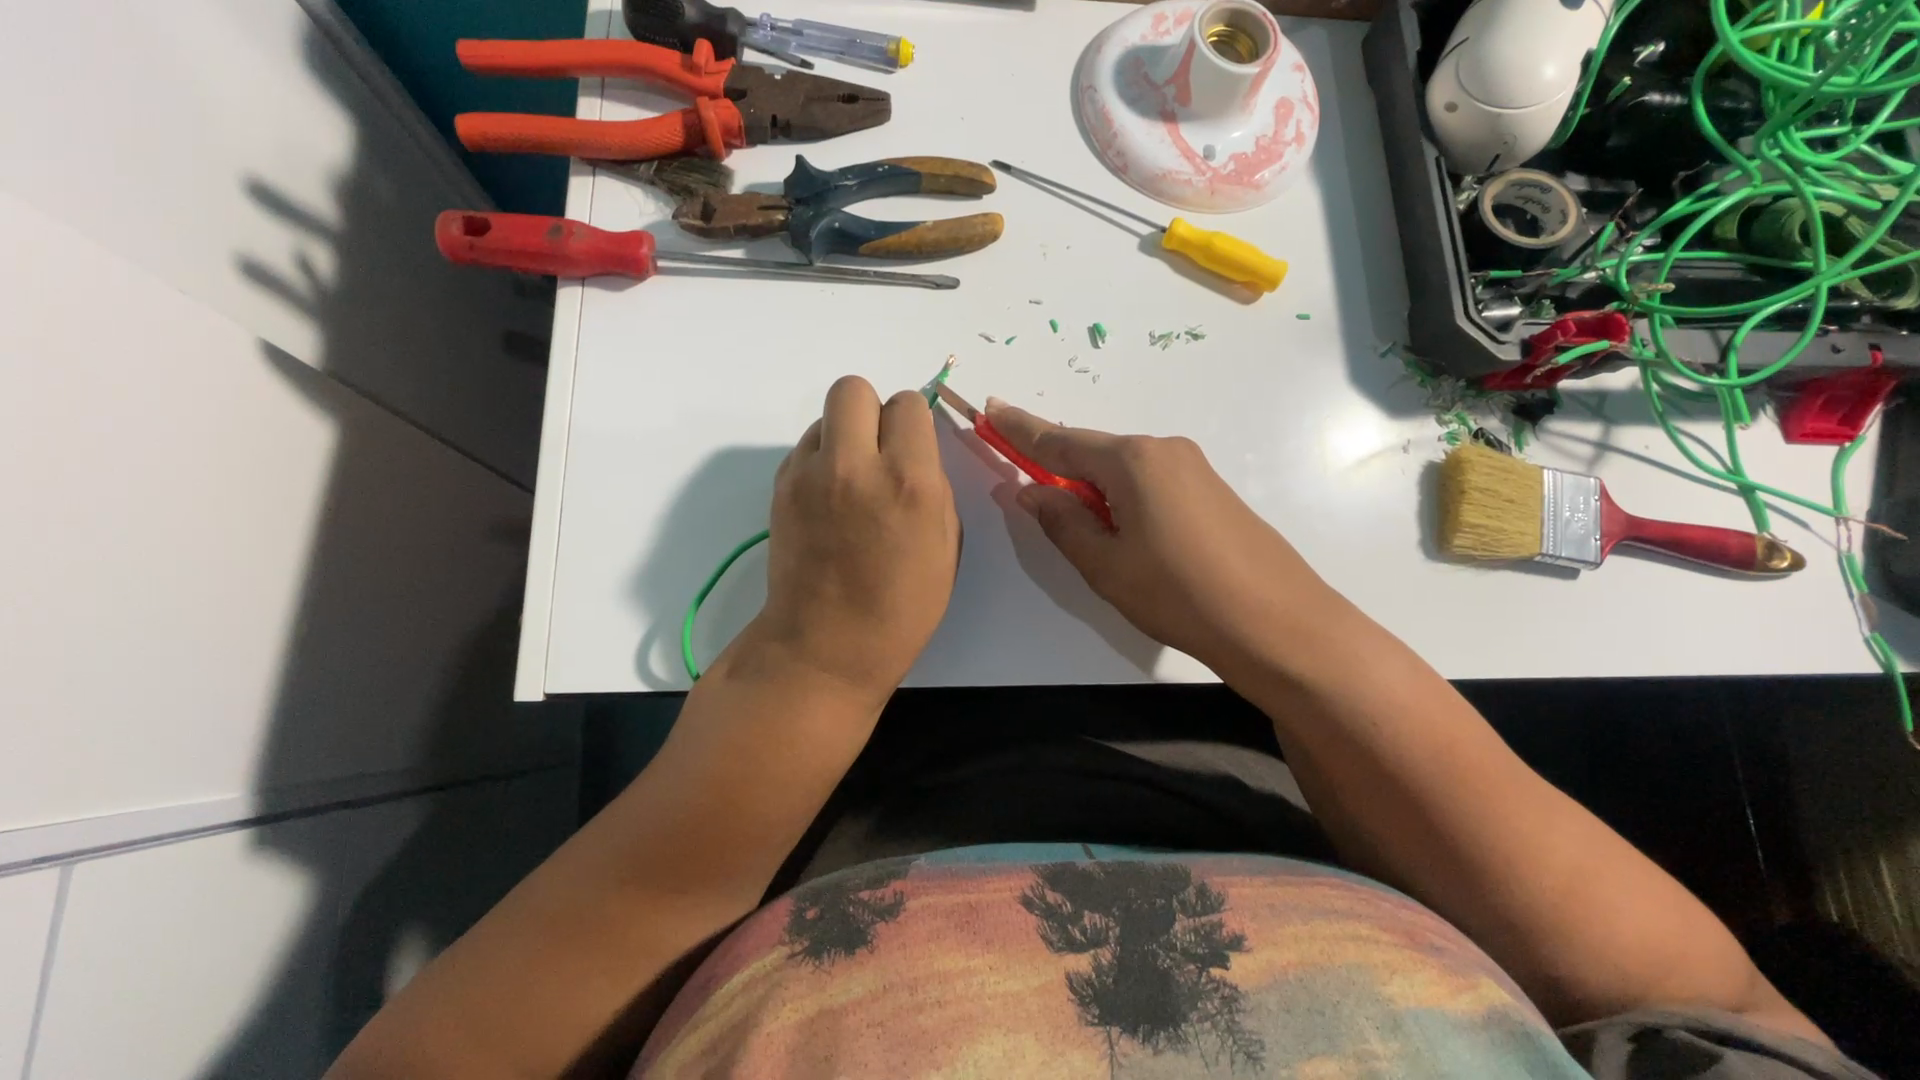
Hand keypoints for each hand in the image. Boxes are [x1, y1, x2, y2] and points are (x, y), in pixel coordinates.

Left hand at [738, 376, 959, 697]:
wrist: (825, 646)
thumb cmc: (901, 609)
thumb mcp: (945, 546)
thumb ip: (933, 486)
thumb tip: (913, 452)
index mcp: (909, 482)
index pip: (907, 405)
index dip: (912, 425)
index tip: (911, 452)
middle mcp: (856, 466)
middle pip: (854, 389)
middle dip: (872, 412)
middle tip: (879, 452)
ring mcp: (809, 475)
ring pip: (826, 416)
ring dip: (844, 436)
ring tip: (850, 481)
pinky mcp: (781, 488)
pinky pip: (806, 448)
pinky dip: (820, 461)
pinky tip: (827, 501)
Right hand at [986, 399, 1338, 669]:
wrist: (1275, 622)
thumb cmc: (1178, 594)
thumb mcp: (1105, 565)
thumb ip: (1062, 521)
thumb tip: (1031, 490)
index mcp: (1132, 461)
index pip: (1059, 440)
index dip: (1020, 430)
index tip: (990, 409)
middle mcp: (1164, 451)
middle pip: (1094, 453)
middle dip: (1058, 467)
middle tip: (1029, 485)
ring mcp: (1194, 469)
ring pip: (1124, 472)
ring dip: (1094, 491)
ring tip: (1085, 534)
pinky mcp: (1212, 492)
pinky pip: (1150, 485)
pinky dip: (1124, 500)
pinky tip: (1126, 536)